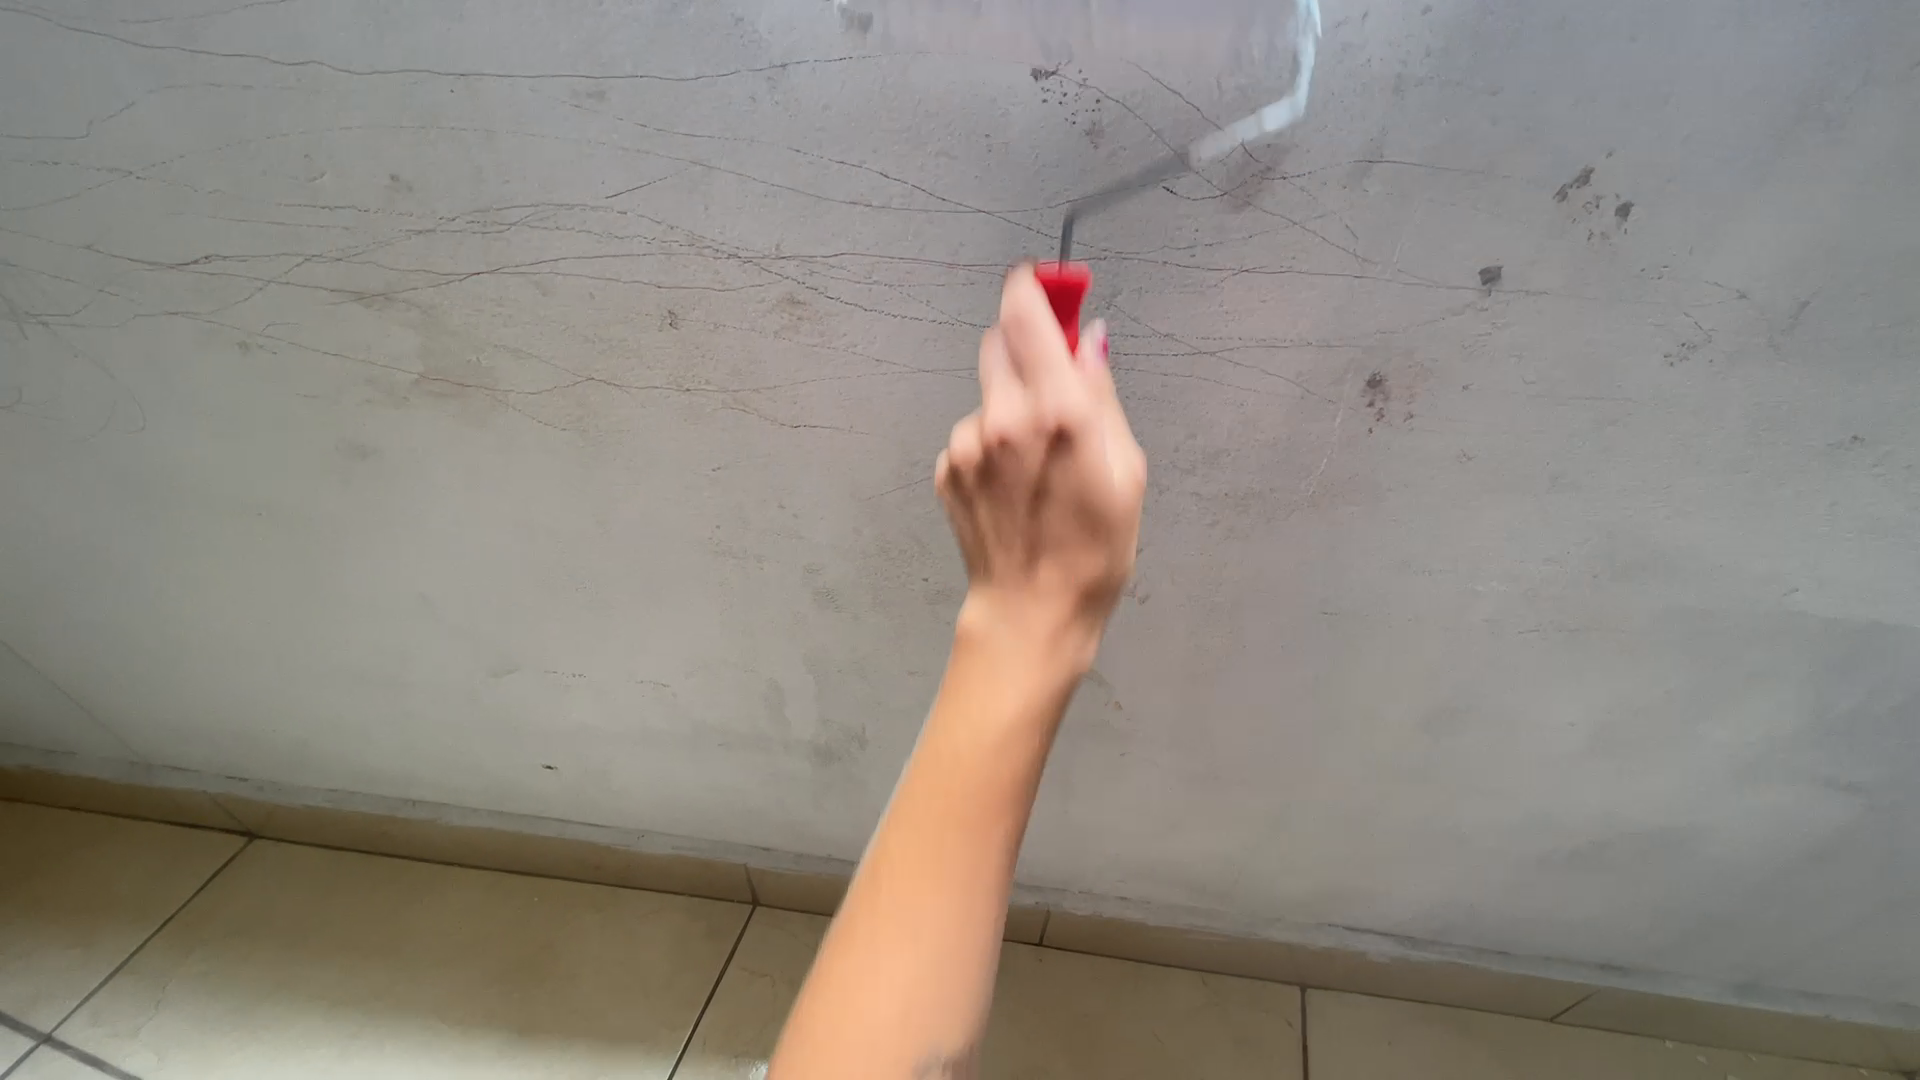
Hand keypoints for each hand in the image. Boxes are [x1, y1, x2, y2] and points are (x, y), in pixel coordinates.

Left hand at [935, 264, 1146, 670]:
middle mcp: (1002, 416)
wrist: (1031, 610)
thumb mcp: (1126, 470)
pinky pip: (969, 436)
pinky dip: (988, 447)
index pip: (1025, 316)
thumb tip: (1088, 339)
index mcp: (1056, 410)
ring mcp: (965, 444)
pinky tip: (1007, 489)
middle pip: (998, 345)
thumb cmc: (1096, 548)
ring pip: (985, 397)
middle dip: (1023, 354)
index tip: (1039, 288)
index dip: (1030, 291)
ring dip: (1006, 410)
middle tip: (1049, 394)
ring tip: (1031, 467)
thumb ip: (1100, 394)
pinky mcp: (944, 470)